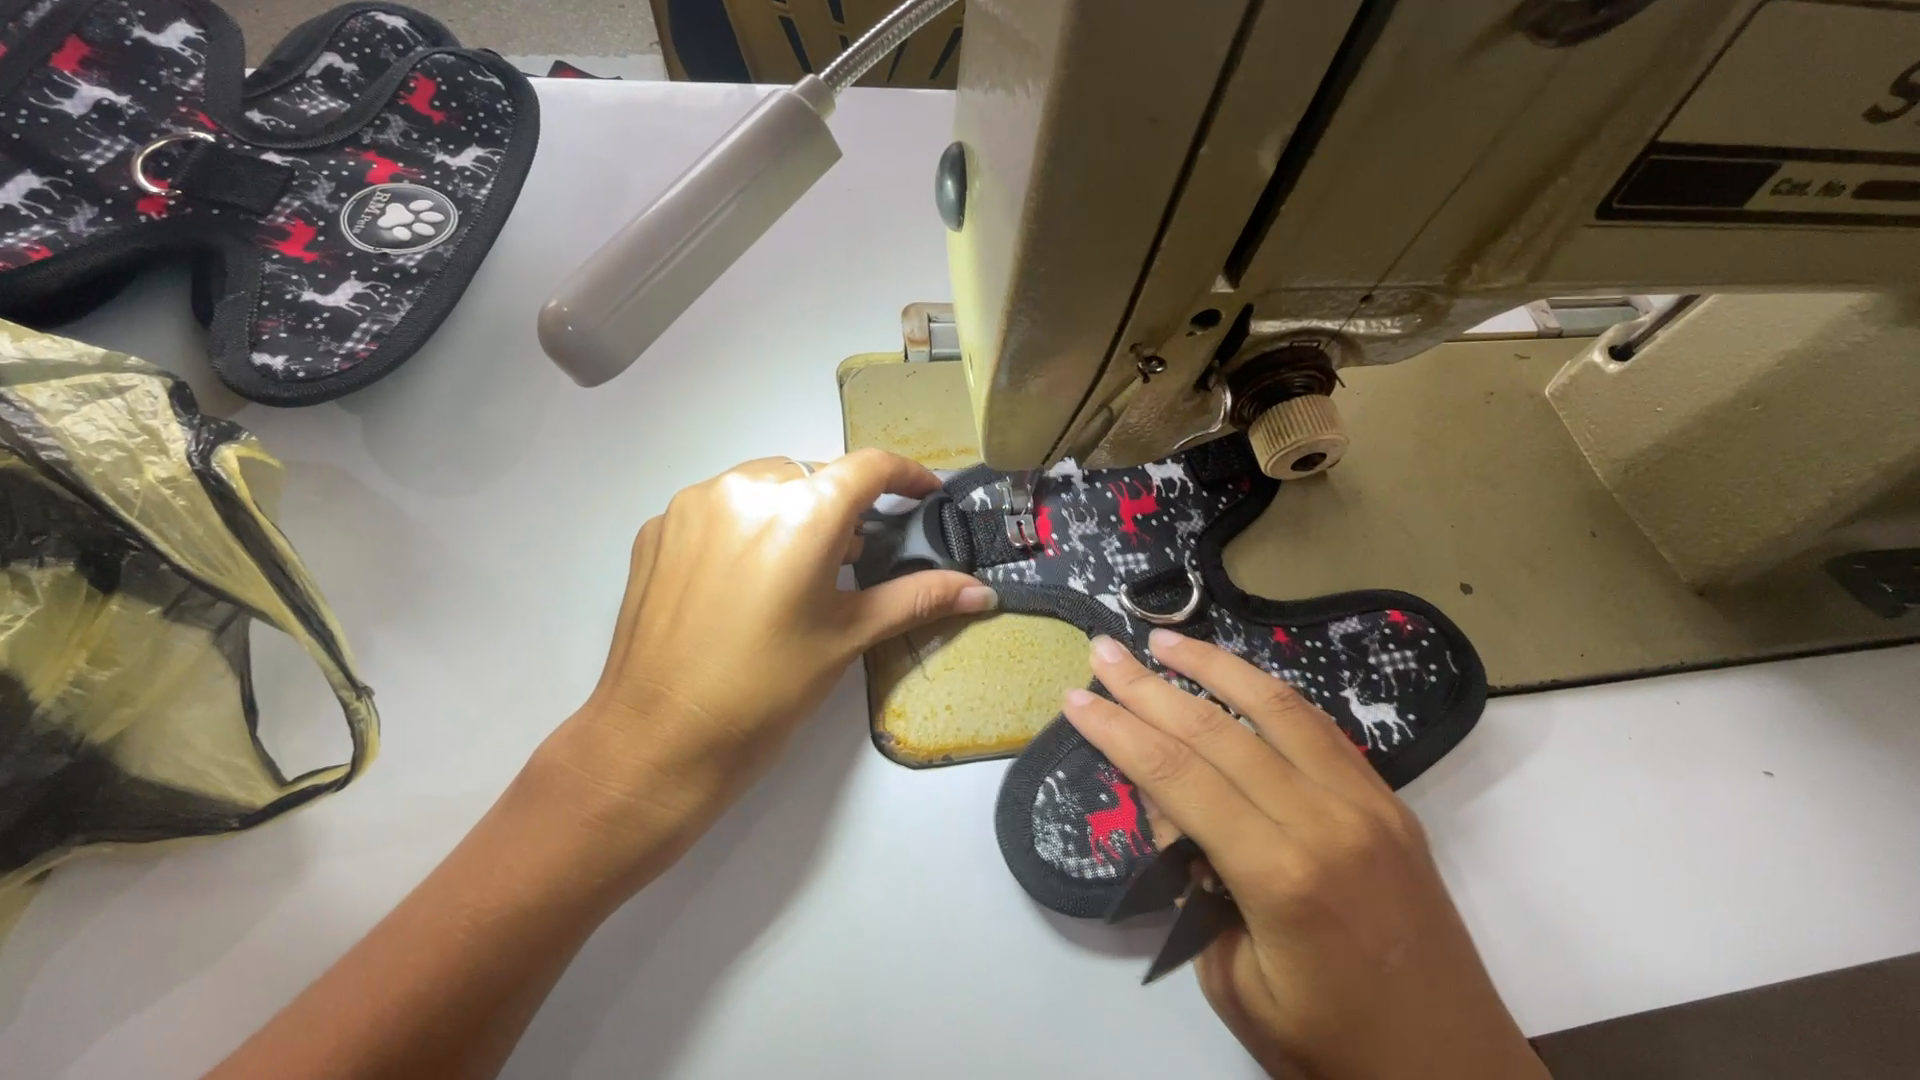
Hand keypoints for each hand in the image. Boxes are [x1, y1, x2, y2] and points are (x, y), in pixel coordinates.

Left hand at [537, 450, 994, 881]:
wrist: (658, 739)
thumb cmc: (766, 691)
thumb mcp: (848, 638)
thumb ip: (917, 599)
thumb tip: (981, 593)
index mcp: (802, 511)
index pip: (869, 466)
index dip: (906, 474)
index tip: (923, 494)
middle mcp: (744, 488)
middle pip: (814, 474)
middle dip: (843, 505)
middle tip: (853, 557)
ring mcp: (692, 505)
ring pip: (763, 483)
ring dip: (792, 510)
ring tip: (796, 571)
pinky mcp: (657, 529)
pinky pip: (718, 507)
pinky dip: (744, 526)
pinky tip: (744, 580)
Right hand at [1063, 631, 1543, 1079]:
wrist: (1456, 1071)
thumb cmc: (1333, 1046)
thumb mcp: (1236, 982)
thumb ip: (1196, 883)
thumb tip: (1168, 802)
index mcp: (1281, 876)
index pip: (1180, 778)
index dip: (1120, 733)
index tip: (1076, 700)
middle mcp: (1326, 821)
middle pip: (1218, 732)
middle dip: (1149, 687)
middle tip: (1102, 651)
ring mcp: (1366, 805)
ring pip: (1277, 710)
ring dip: (1215, 666)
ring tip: (1165, 640)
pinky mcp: (1389, 804)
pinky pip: (1322, 730)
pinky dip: (1271, 694)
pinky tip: (1237, 676)